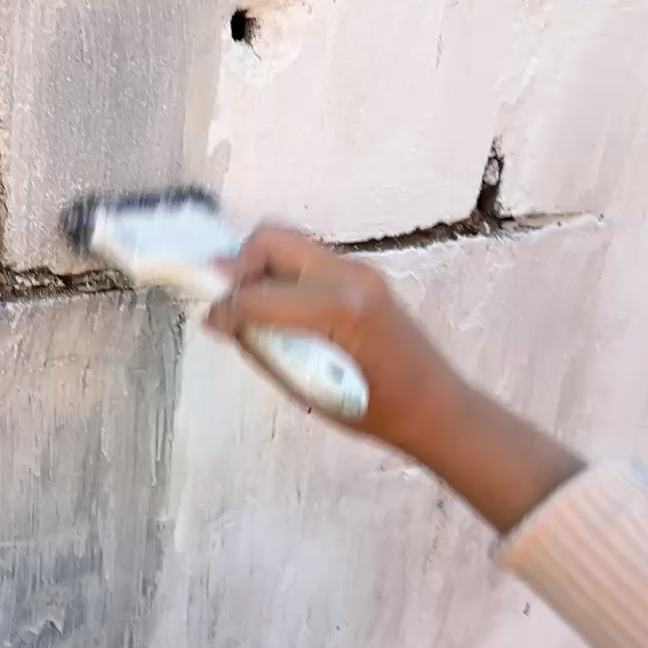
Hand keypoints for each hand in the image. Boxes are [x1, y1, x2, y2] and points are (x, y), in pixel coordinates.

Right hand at [205, 224, 583, 532]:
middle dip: (238, 266)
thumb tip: (219, 316)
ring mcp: (358, 268)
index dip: (224, 308)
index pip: (255, 294)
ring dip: (259, 267)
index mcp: (335, 307)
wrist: (434, 407)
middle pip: (269, 239)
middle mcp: (348, 274)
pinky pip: (305, 257)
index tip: (212, 322)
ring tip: (253, 304)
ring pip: (286, 241)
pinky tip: (279, 305)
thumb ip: (257, 340)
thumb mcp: (302, 385)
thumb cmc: (371, 409)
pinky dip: (281, 274)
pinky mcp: (360, 272)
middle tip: (229, 301)